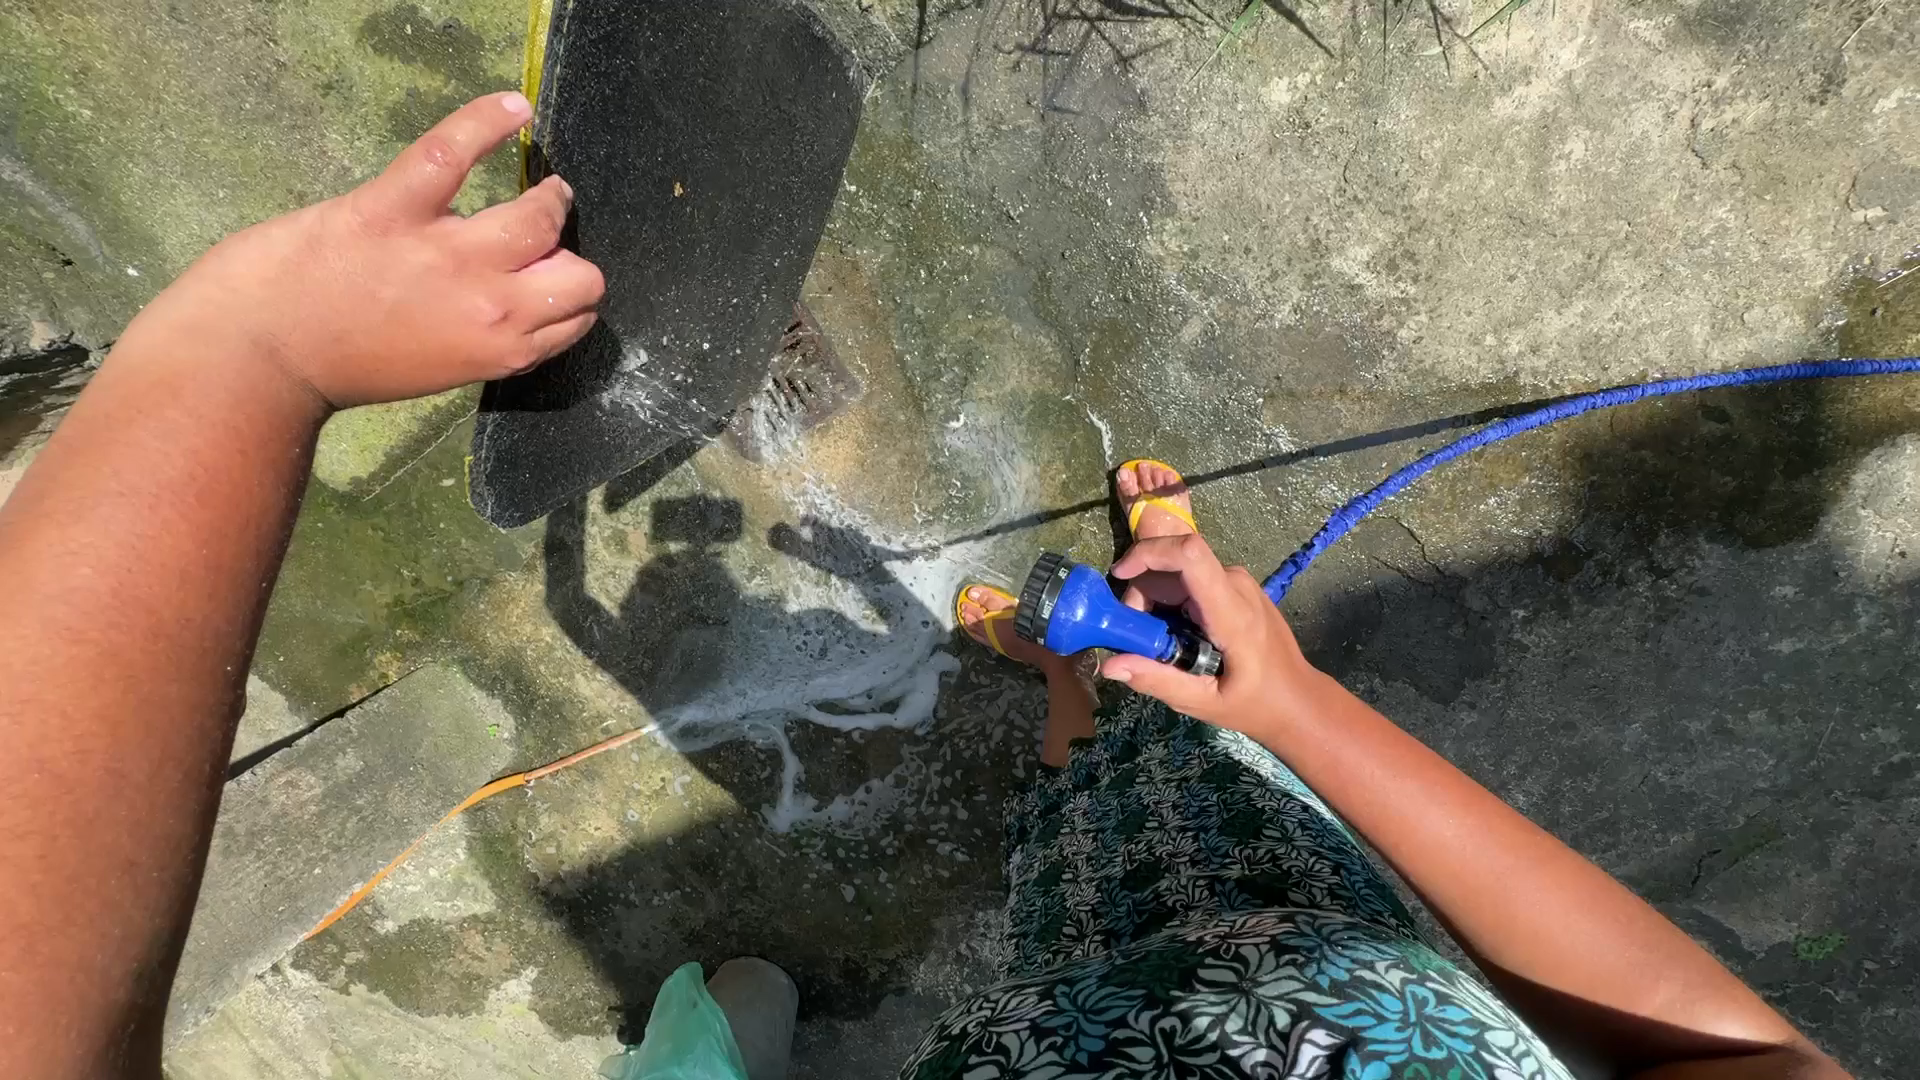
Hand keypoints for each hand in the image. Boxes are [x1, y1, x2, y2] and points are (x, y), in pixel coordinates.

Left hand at [121, 92, 605, 409]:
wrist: (268, 350)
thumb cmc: (360, 365)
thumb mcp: (457, 369)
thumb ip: (502, 337)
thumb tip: (527, 299)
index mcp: (508, 349)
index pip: (579, 314)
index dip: (570, 297)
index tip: (550, 284)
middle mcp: (496, 305)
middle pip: (581, 275)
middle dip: (569, 260)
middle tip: (546, 243)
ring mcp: (449, 254)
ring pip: (540, 218)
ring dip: (548, 202)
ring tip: (541, 189)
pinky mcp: (397, 208)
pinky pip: (453, 153)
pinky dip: (487, 122)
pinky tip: (516, 108)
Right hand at [1099, 533, 1319, 736]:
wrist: (1298, 699)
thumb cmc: (1256, 704)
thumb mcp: (1203, 702)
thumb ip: (1157, 680)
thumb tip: (1108, 665)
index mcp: (1231, 610)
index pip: (1190, 554)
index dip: (1149, 553)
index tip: (1118, 575)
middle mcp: (1235, 583)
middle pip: (1171, 565)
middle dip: (1141, 593)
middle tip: (1137, 638)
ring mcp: (1236, 580)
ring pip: (1176, 572)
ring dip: (1153, 600)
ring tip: (1159, 643)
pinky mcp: (1233, 584)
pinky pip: (1188, 579)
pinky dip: (1168, 600)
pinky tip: (1174, 634)